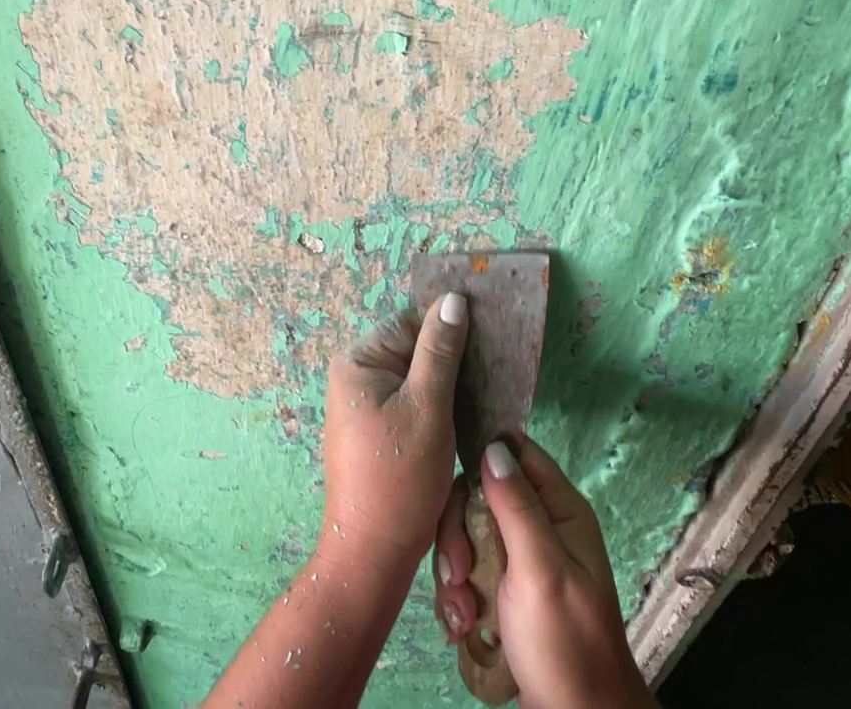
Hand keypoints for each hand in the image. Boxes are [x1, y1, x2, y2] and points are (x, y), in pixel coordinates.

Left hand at [319, 294, 468, 577]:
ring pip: (419, 377)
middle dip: (452, 360)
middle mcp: (356, 376)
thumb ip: (440, 351)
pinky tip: (468, 414)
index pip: (410, 323)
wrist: (375, 551)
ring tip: (485, 396)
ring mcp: (366, 404)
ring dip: (450, 385)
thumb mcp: (427, 407)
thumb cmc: (400, 478)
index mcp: (358, 362)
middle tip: (494, 373)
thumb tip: (453, 299)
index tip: (490, 342)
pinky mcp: (381, 429)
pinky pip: (415, 402)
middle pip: (414, 348)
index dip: (449, 330)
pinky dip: (441, 406)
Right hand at [433, 434, 651, 708]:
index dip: (483, 461)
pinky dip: (458, 598)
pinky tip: (462, 626)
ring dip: (455, 575)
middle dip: (459, 536)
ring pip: (466, 536)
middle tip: (459, 572)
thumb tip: (494, 447)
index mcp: (560, 511)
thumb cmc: (565, 642)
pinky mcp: (501, 588)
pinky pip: (465, 572)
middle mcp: (539, 527)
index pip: (517, 455)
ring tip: (464, 613)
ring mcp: (519, 559)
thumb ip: (516, 507)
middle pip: (479, 498)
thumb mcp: (540, 569)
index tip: (456, 491)